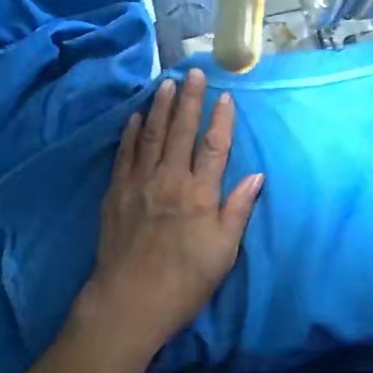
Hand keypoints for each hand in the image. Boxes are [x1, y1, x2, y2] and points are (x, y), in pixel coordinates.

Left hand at [74, 68, 263, 356]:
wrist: (129, 300)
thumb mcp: (223, 251)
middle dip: (189, 100)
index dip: (221, 120)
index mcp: (199, 194)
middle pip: (180, 131)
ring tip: (166, 84)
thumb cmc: (184, 281)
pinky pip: (124, 154)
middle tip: (193, 72)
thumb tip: (256, 176)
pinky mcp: (115, 193)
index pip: (214, 147)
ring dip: (159, 107)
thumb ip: (238, 210)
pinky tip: (134, 117)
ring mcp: (139, 183)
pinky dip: (130, 133)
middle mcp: (169, 179)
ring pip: (150, 135)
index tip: (225, 97)